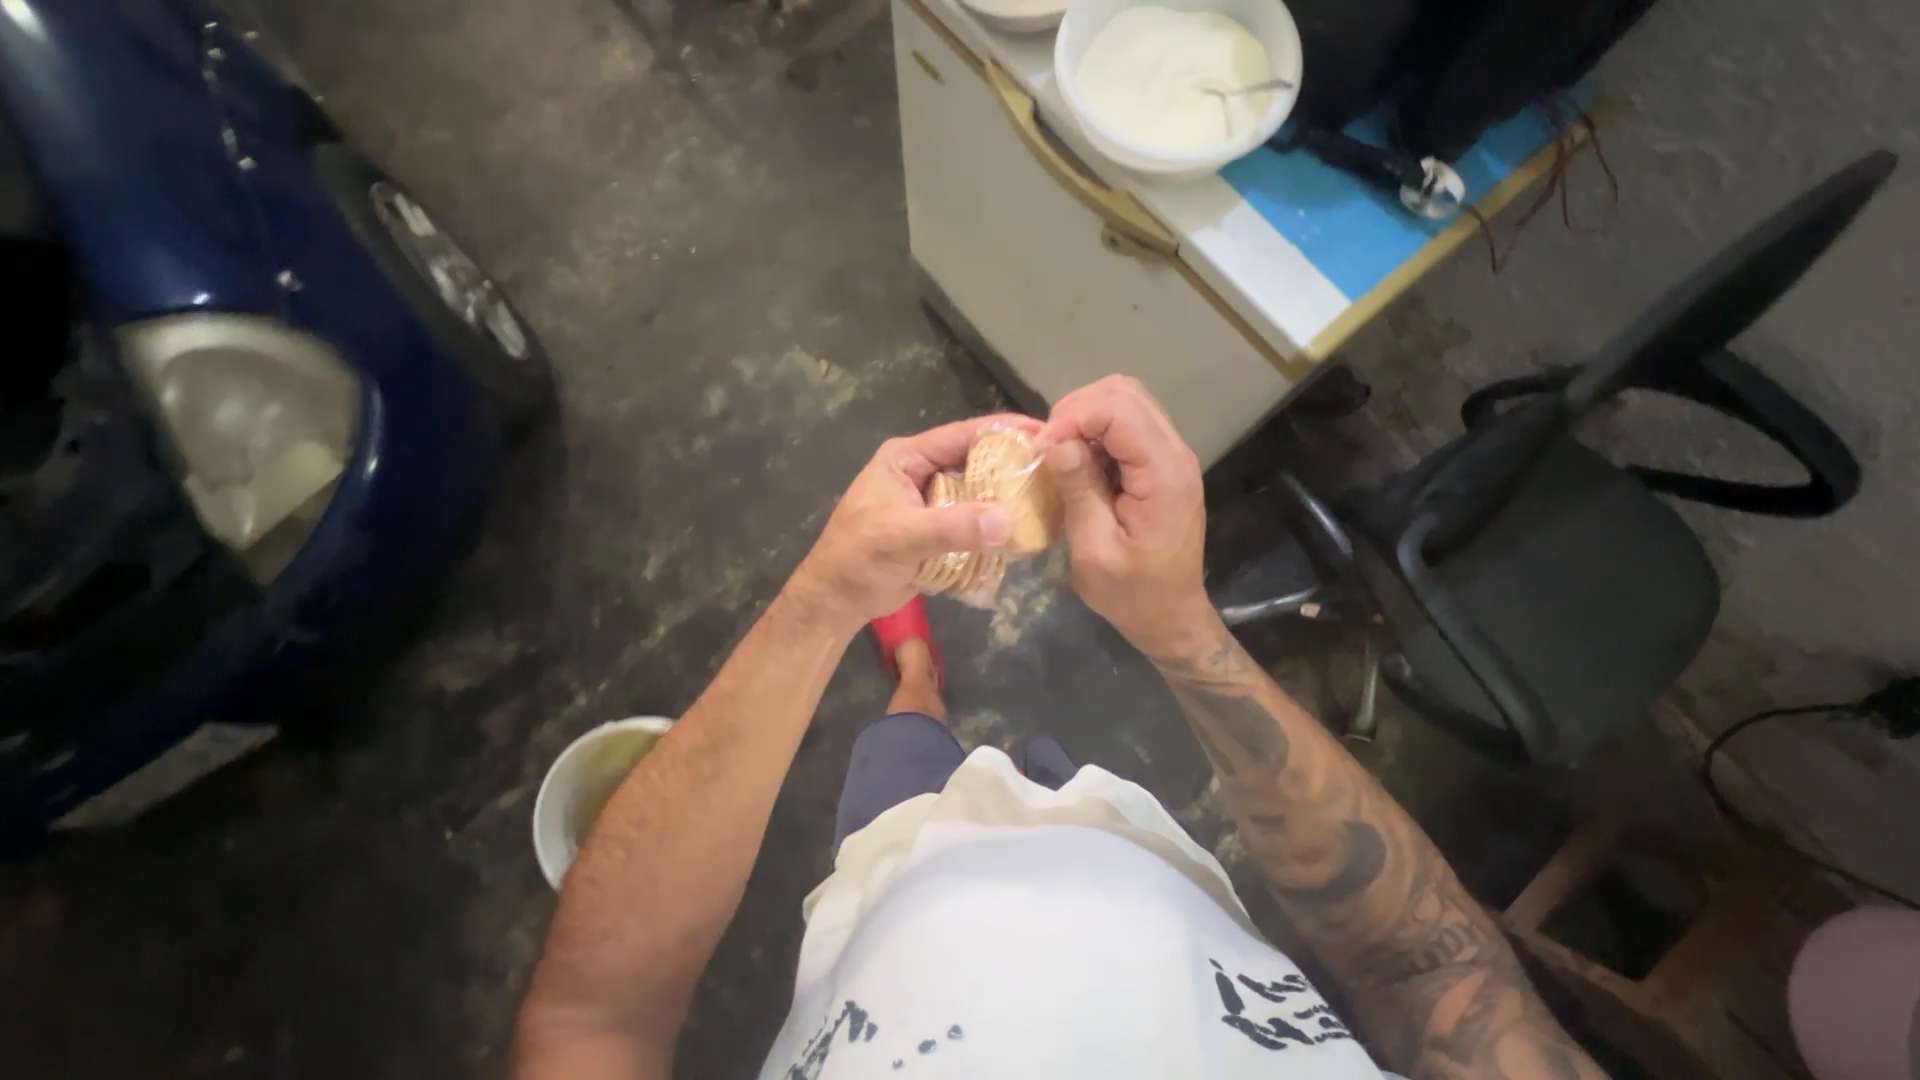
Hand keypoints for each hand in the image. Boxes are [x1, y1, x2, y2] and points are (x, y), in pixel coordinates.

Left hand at [790, 414, 1040, 631]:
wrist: (835, 602)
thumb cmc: (857, 560)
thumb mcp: (901, 538)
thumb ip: (952, 527)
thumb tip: (1007, 519)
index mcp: (907, 458)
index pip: (962, 434)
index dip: (1004, 431)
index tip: (1046, 432)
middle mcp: (921, 473)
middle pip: (976, 462)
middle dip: (1012, 467)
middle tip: (1057, 472)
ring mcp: (930, 503)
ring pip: (978, 493)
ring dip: (1006, 500)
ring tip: (1050, 501)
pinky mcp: (937, 531)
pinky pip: (973, 523)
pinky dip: (994, 528)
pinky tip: (1025, 534)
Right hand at [1039, 377, 1215, 653]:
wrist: (1171, 617)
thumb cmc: (1132, 595)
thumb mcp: (1094, 551)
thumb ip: (1078, 490)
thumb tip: (1056, 441)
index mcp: (1164, 475)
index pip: (1119, 408)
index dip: (1073, 417)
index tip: (1042, 450)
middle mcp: (1175, 454)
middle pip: (1124, 392)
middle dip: (1076, 411)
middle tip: (1048, 450)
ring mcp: (1172, 457)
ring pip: (1126, 401)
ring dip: (1085, 419)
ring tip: (1060, 455)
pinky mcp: (1163, 465)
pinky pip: (1129, 425)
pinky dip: (1097, 432)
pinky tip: (1079, 463)